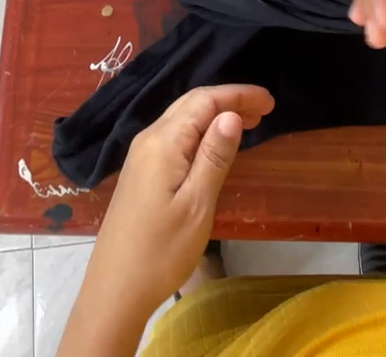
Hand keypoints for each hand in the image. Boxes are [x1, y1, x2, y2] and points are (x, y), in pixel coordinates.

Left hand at [66, 85, 275, 349]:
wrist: (115, 290)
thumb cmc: (161, 252)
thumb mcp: (196, 205)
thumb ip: (214, 156)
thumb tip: (230, 114)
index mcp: (163, 142)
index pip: (204, 101)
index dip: (238, 95)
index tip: (270, 102)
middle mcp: (149, 139)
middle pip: (192, 104)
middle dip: (228, 100)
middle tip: (264, 111)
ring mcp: (141, 155)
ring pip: (182, 119)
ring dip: (215, 115)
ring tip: (248, 123)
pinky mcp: (141, 172)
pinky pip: (174, 136)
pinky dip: (200, 131)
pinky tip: (215, 145)